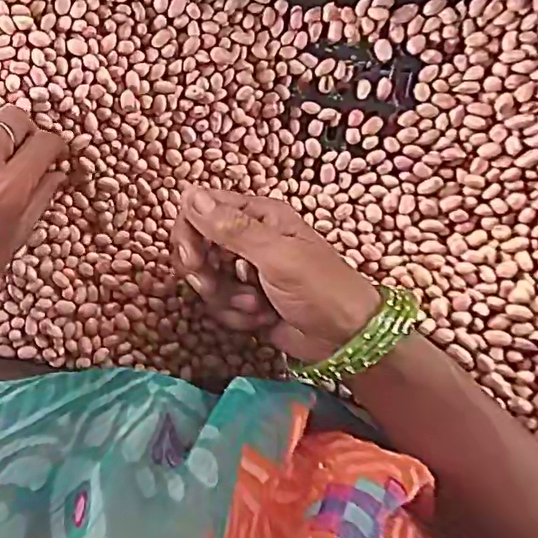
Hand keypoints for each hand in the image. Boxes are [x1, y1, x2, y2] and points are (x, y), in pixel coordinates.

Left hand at [0, 103, 66, 312]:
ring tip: (0, 144)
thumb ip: (39, 200)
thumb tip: (55, 176)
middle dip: (28, 129)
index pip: (43, 143)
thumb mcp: (14, 241)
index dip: (55, 145)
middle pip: (14, 117)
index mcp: (6, 193)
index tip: (54, 151)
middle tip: (28, 147)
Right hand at [170, 186, 381, 360]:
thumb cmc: (322, 291)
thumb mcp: (277, 255)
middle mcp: (247, 238)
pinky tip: (260, 319)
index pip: (200, 209)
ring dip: (225, 297)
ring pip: (204, 278)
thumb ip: (231, 228)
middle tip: (215, 287)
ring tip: (256, 306)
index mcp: (258, 215)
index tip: (193, 259)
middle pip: (195, 245)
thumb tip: (190, 195)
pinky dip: (234, 315)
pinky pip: (216, 303)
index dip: (189, 233)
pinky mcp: (243, 298)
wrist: (348, 342)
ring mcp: (244, 270)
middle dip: (203, 272)